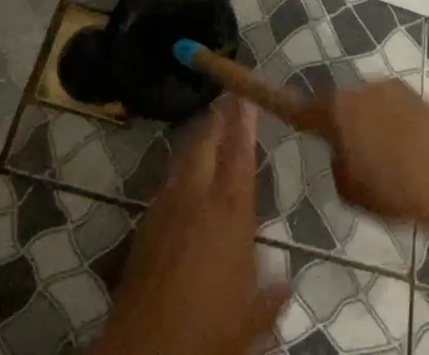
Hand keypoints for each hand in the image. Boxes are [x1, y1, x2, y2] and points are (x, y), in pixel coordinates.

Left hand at [93, 97, 286, 354]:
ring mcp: (164, 209)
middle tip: (226, 103)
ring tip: (206, 130)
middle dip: (215, 120)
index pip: (239, 154)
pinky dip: (178, 173)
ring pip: (180, 161)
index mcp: (230, 211)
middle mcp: (195, 199)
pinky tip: (183, 181)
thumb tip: (284, 282)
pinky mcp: (144, 227)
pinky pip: (165, 186)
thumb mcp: (254, 317)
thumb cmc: (211, 329)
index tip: (245, 98)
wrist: (146, 348)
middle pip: (204, 144)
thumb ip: (271, 293)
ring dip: (195, 142)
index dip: (243, 123)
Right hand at [310, 80, 428, 226]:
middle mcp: (363, 89)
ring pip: (370, 103)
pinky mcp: (420, 96)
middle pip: (341, 103)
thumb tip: (341, 151)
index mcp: (338, 110)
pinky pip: (395, 107)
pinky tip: (405, 149)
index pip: (305, 108)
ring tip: (383, 154)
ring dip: (370, 119)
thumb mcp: (348, 189)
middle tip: (349, 151)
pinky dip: (394, 122)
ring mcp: (394, 89)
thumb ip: (336, 161)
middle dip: (341, 121)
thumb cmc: (392, 191)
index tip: (290, 116)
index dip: (296, 114)